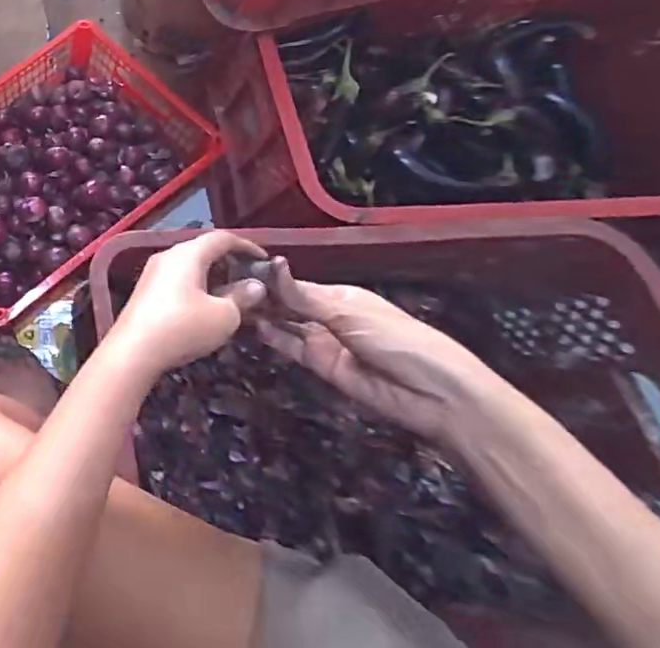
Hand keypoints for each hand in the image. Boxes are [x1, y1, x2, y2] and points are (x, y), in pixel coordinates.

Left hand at [103, 231, 268, 377]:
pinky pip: (177, 278)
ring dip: (212, 275)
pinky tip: (206, 305)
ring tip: (232, 293)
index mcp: (188, 254)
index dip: (246, 245)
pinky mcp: (146, 289)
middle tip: (249, 278)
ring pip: (189, 265)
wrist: (134, 350)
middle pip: (203, 249)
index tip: (264, 259)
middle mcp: (168, 255)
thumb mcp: (224, 315)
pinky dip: (197, 285)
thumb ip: (242, 297)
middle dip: (229, 261)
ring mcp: (153, 271)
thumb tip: (255, 286)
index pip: (221, 238)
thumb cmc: (183, 326)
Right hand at [254, 270, 514, 443]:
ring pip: (285, 324)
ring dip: (263, 315)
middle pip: (288, 303)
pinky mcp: (321, 366)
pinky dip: (272, 336)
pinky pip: (291, 347)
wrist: (435, 395)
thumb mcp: (349, 312)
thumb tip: (272, 264)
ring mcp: (324, 341)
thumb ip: (304, 296)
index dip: (270, 277)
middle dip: (263, 295)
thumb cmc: (398, 339)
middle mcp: (329, 315)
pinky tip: (250, 324)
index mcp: (340, 296)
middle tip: (225, 286)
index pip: (295, 283)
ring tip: (229, 303)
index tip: (237, 269)